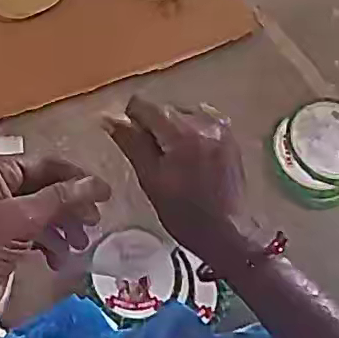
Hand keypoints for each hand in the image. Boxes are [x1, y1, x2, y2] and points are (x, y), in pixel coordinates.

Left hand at [0, 155, 109, 337]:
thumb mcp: (22, 219)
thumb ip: (61, 198)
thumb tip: (97, 183)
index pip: (45, 165)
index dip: (75, 178)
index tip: (105, 194)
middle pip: (46, 188)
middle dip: (71, 206)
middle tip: (94, 222)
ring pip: (44, 212)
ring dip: (64, 227)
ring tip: (79, 245)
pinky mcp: (2, 240)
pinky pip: (35, 233)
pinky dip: (50, 244)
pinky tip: (59, 260)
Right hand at [106, 95, 267, 274]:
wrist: (229, 232)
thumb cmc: (184, 212)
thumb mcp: (151, 179)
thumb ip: (131, 143)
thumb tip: (108, 118)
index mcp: (181, 132)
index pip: (144, 105)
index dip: (131, 120)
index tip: (132, 141)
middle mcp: (203, 121)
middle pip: (164, 108)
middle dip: (153, 127)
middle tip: (154, 159)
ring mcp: (220, 127)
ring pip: (181, 113)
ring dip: (172, 129)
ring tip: (174, 159)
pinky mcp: (230, 136)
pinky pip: (200, 121)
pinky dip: (189, 132)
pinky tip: (191, 156)